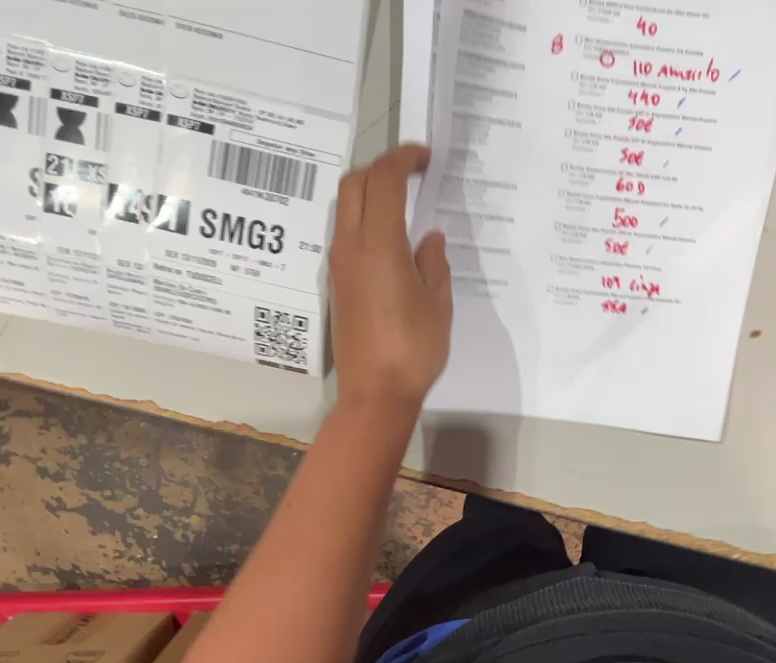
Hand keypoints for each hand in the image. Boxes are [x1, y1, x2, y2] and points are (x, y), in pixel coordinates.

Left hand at [328, 144, 452, 409]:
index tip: (425, 157)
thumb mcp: (438, 304)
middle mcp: (351, 247)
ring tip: (402, 203)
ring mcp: (339, 265)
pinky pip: (346, 235)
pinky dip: (364, 220)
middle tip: (412, 175)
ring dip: (369, 193)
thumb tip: (428, 239)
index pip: (384, 180)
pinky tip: (390, 239)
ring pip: (345, 208)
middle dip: (381, 168)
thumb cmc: (413, 350)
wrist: (375, 393)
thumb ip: (433, 263)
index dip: (404, 158)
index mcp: (380, 244)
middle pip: (354, 183)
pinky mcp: (337, 284)